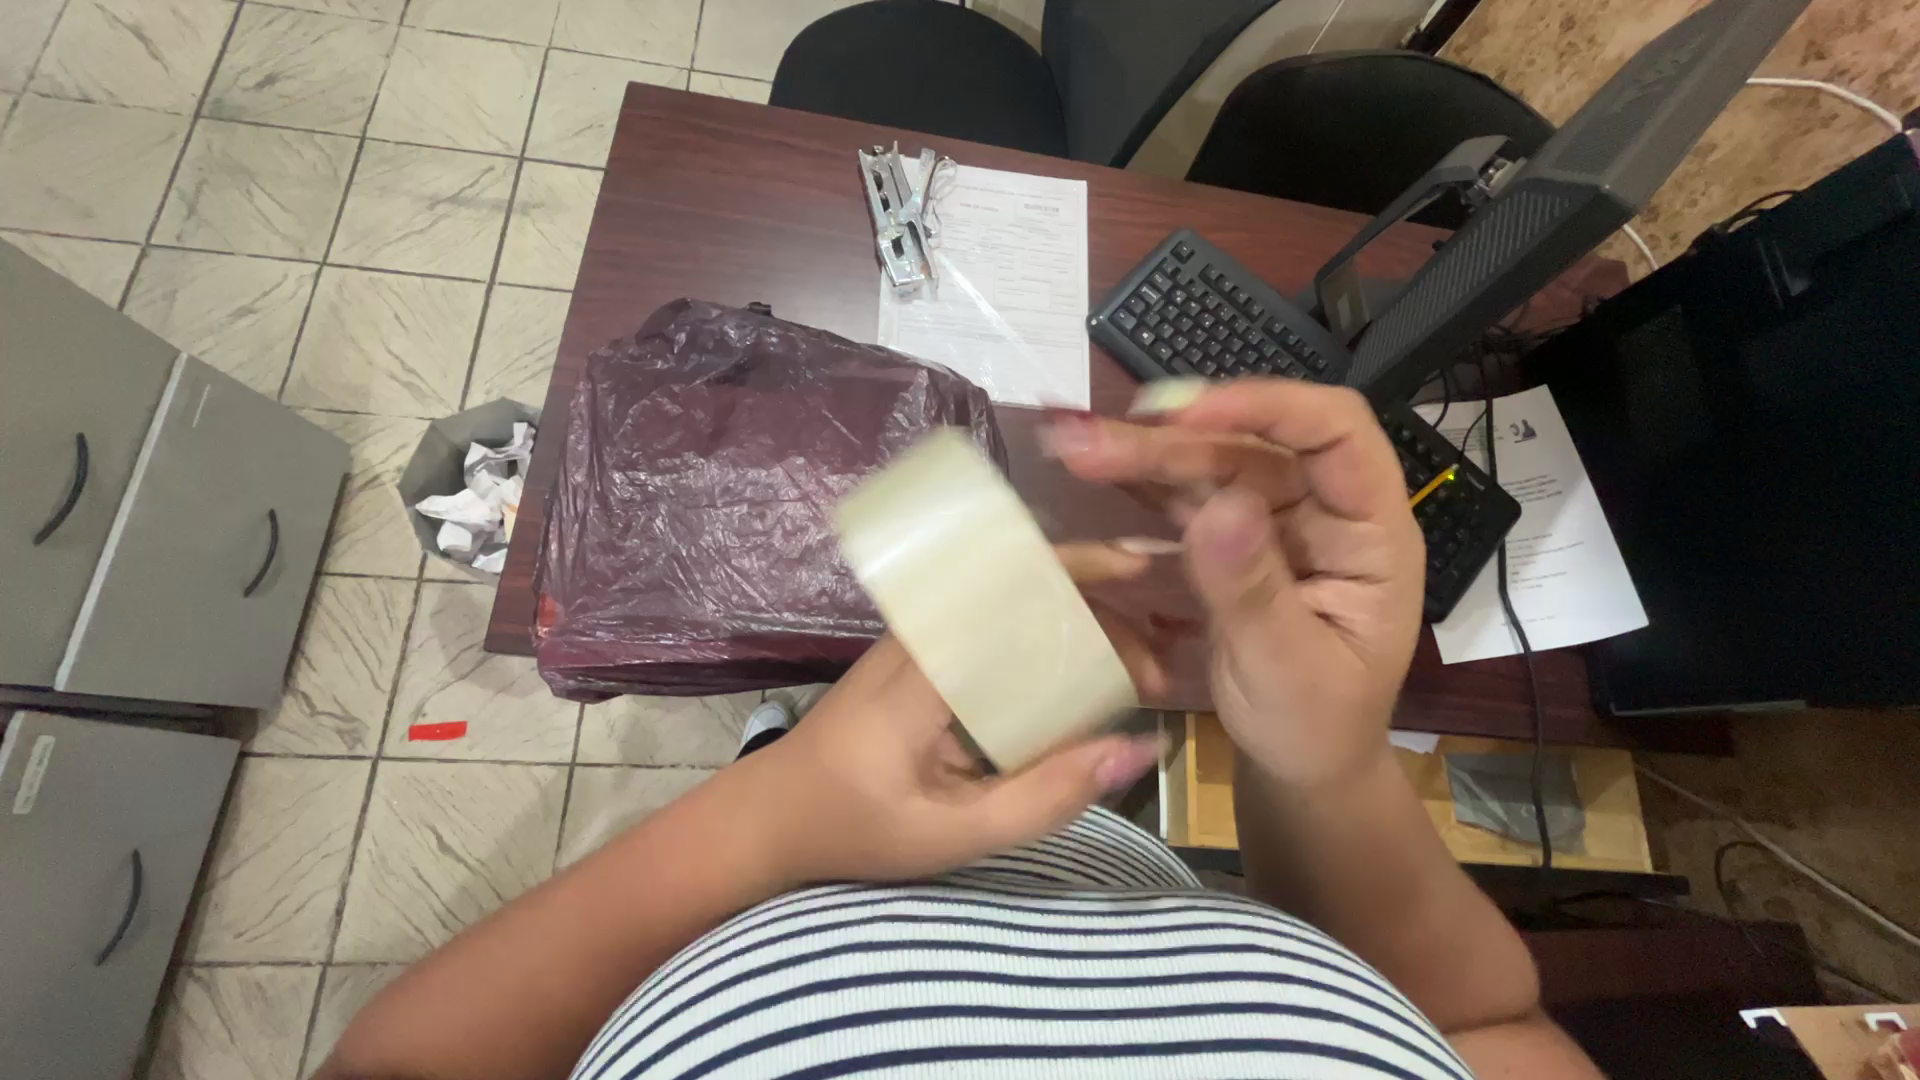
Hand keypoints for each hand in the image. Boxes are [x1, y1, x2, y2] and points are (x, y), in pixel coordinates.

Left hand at [740, 543, 1166, 883]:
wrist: (773, 810)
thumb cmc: (856, 825)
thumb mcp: (954, 833)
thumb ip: (1045, 797)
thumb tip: (1137, 749)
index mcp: (927, 665)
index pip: (1010, 582)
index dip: (1079, 565)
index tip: (1143, 573)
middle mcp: (922, 631)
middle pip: (1023, 583)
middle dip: (1100, 606)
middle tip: (1157, 668)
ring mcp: (916, 634)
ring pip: (1010, 598)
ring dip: (1077, 617)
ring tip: (1136, 666)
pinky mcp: (917, 648)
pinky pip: (993, 621)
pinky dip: (1046, 633)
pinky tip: (1083, 672)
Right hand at [1044, 380, 1424, 788]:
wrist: (1298, 759)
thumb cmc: (1314, 723)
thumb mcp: (1288, 670)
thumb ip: (1253, 592)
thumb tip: (1220, 507)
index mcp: (1367, 533)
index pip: (1334, 434)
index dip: (1266, 407)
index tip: (1185, 417)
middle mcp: (1317, 511)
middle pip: (1247, 447)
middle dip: (1169, 440)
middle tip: (1088, 442)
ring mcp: (1269, 523)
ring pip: (1206, 467)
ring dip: (1140, 454)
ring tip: (1073, 445)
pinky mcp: (1227, 542)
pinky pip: (1182, 501)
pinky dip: (1137, 487)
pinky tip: (1093, 472)